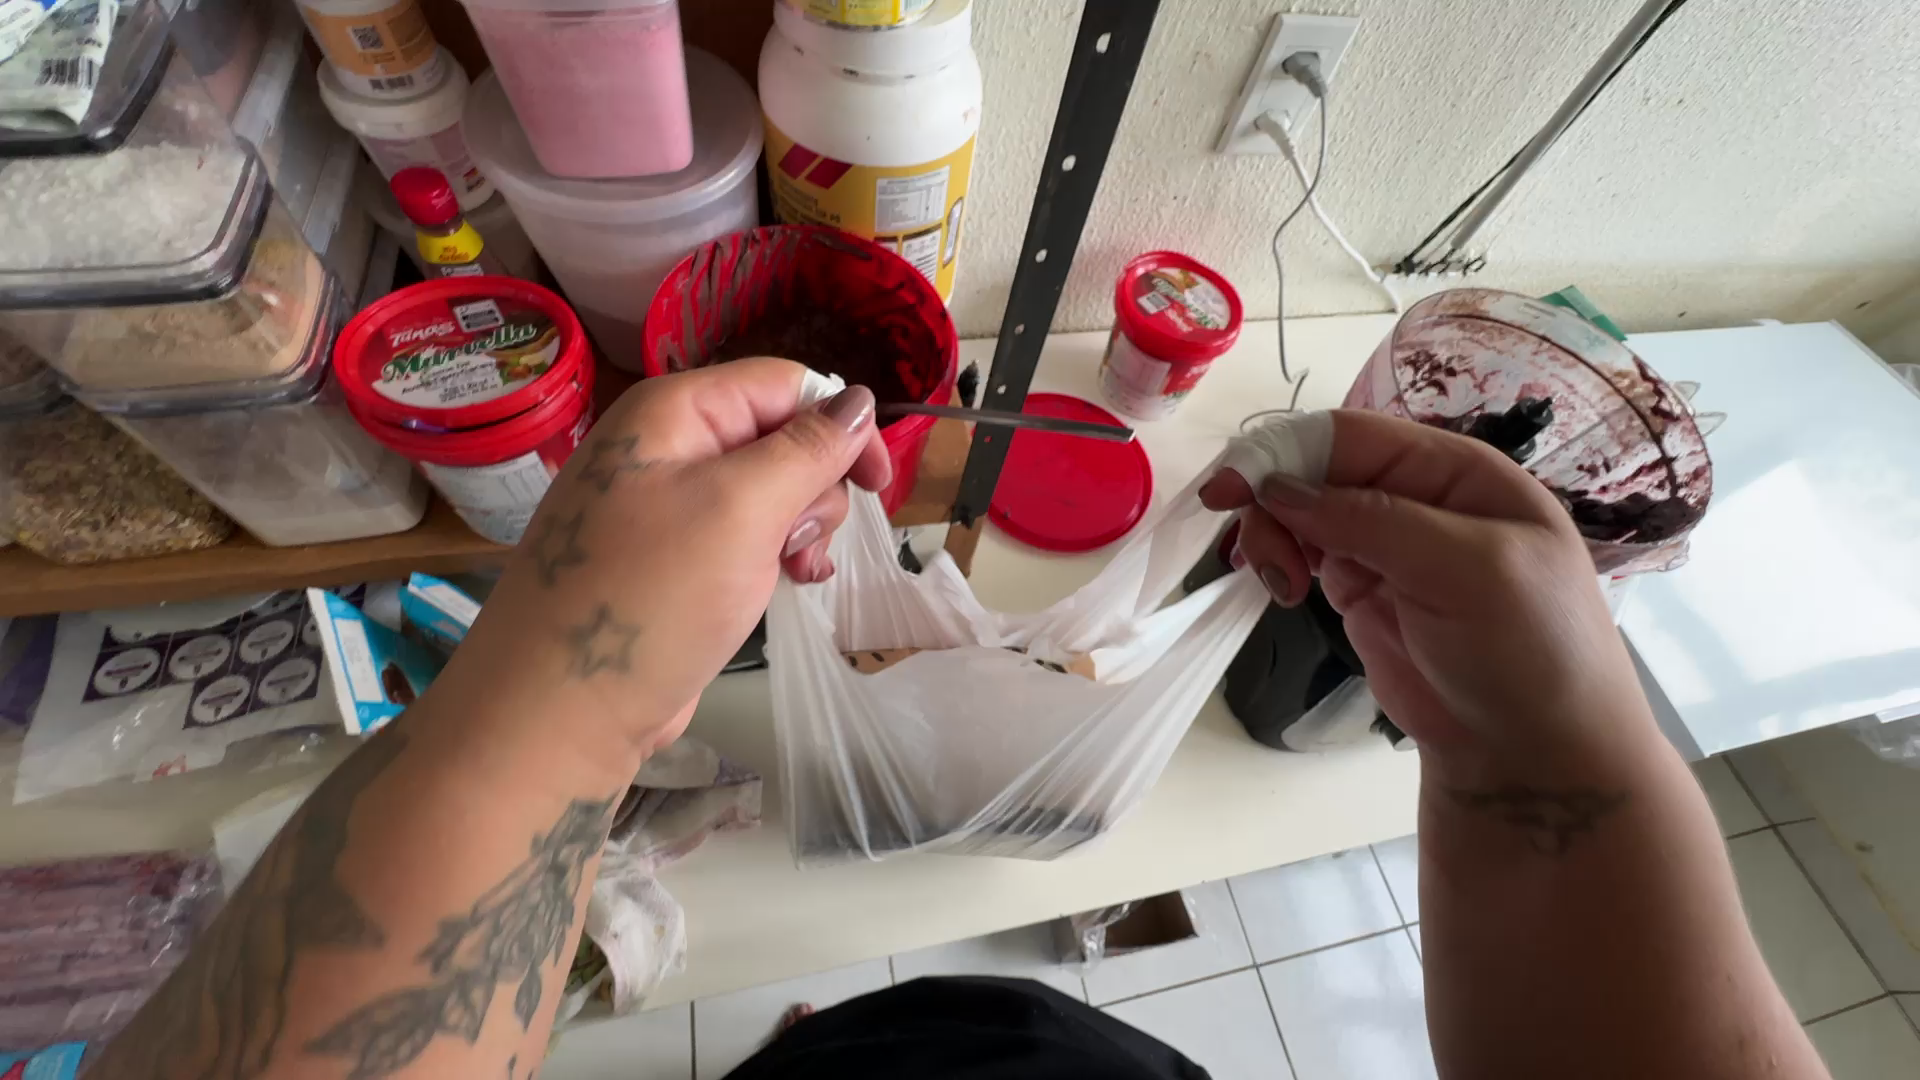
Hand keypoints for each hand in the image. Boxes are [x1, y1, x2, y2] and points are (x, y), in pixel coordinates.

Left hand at [446, 358, 890, 758]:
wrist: (561, 711)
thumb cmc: (652, 597)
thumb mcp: (741, 510)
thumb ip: (807, 449)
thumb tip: (861, 400)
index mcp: (676, 411)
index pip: (785, 385)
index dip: (842, 425)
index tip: (879, 484)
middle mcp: (673, 445)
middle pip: (785, 437)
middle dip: (815, 488)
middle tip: (796, 541)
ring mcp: (676, 502)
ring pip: (778, 489)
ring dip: (803, 527)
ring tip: (792, 570)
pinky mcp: (684, 552)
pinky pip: (754, 530)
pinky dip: (782, 551)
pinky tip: (789, 582)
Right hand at [1199, 409, 1655, 778]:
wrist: (1528, 747)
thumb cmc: (1524, 649)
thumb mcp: (1466, 571)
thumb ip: (1370, 520)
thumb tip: (1273, 488)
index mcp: (1451, 470)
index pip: (1346, 436)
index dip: (1279, 452)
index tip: (1224, 492)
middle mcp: (1409, 495)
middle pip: (1309, 470)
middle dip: (1271, 505)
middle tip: (1264, 560)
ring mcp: (1377, 541)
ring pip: (1293, 510)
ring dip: (1270, 539)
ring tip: (1284, 587)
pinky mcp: (1353, 583)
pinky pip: (1296, 551)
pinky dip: (1277, 564)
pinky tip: (1288, 594)